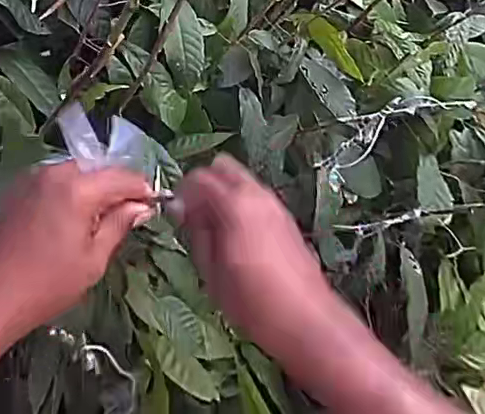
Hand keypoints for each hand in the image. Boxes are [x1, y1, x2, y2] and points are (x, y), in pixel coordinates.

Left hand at [0, 161, 155, 337]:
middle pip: (98, 171)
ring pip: (76, 174)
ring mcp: (35, 176)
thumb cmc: (48, 283)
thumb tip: (141, 206)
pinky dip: (67, 191)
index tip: (152, 202)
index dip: (140, 188)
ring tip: (94, 218)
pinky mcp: (20, 186)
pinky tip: (66, 218)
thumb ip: (119, 225)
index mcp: (79, 187)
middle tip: (125, 213)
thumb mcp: (93, 260)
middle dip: (114, 188)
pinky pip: (55, 181)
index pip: (121, 176)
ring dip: (90, 189)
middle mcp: (57, 171)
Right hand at [178, 156, 458, 413]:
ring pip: (240, 178)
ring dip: (223, 192)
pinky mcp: (285, 214)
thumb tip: (186, 212)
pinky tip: (238, 235)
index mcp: (235, 203)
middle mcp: (256, 193)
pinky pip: (255, 194)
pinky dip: (240, 202)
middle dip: (204, 183)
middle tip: (195, 215)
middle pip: (222, 166)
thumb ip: (198, 234)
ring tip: (216, 228)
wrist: (307, 319)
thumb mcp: (213, 273)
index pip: (199, 176)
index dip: (183, 192)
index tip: (177, 215)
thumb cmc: (254, 302)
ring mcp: (274, 201)